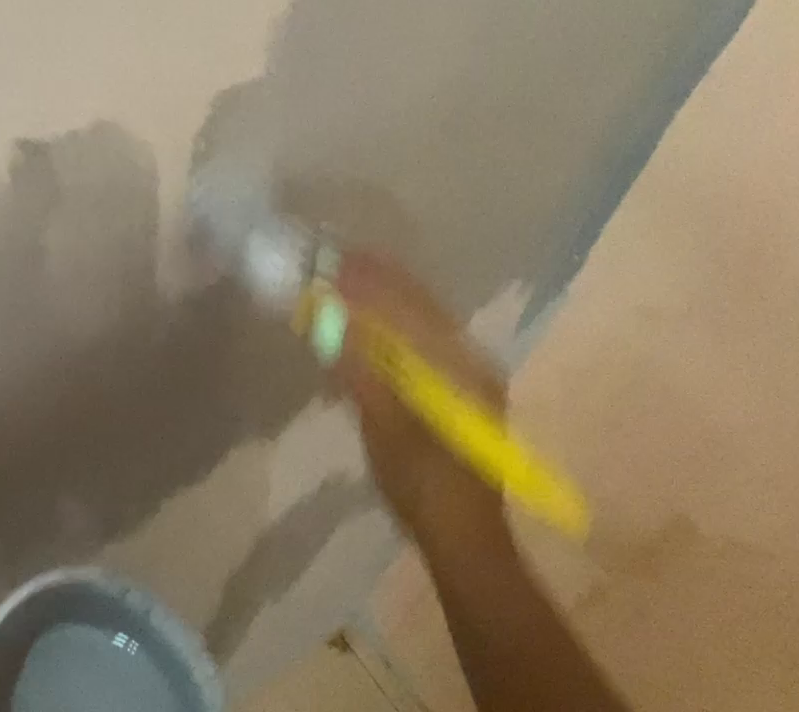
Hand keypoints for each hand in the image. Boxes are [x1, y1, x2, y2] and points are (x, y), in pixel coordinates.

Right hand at [329, 254, 511, 549]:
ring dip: (384, 302)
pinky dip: (392, 329)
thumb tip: (326, 320)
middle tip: (340, 261)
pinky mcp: (456, 396)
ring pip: (422, 325)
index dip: (373, 282)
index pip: (411, 308)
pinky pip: (421, 346)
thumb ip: (357, 370)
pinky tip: (368, 327)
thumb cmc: (423, 484)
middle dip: (380, 282)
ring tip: (349, 281)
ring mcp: (468, 380)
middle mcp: (471, 363)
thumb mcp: (384, 426)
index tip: (338, 260)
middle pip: (421, 309)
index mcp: (461, 368)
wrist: (461, 538)